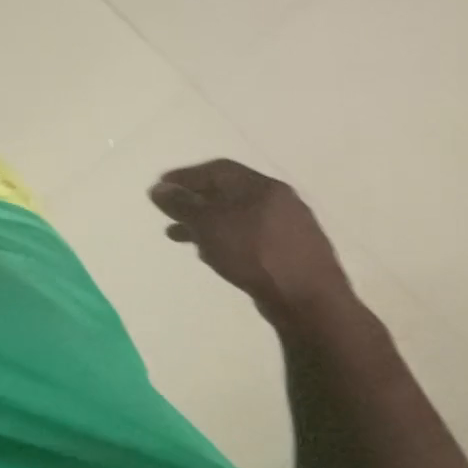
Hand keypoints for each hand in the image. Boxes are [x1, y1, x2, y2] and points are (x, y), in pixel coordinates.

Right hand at [150, 159, 351, 312]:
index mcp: (263, 187)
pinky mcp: (290, 249)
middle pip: (228, 191)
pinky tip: (212, 251)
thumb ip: (181, 204)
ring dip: (206, 221)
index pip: (218, 169)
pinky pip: (249, 234)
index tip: (161, 186)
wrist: (306, 297)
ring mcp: (289, 225)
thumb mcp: (207, 224)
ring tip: (180, 235)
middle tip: (168, 210)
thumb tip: (160, 188)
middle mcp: (280, 200)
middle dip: (194, 199)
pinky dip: (225, 237)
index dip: (186, 175)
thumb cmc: (252, 253)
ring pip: (237, 215)